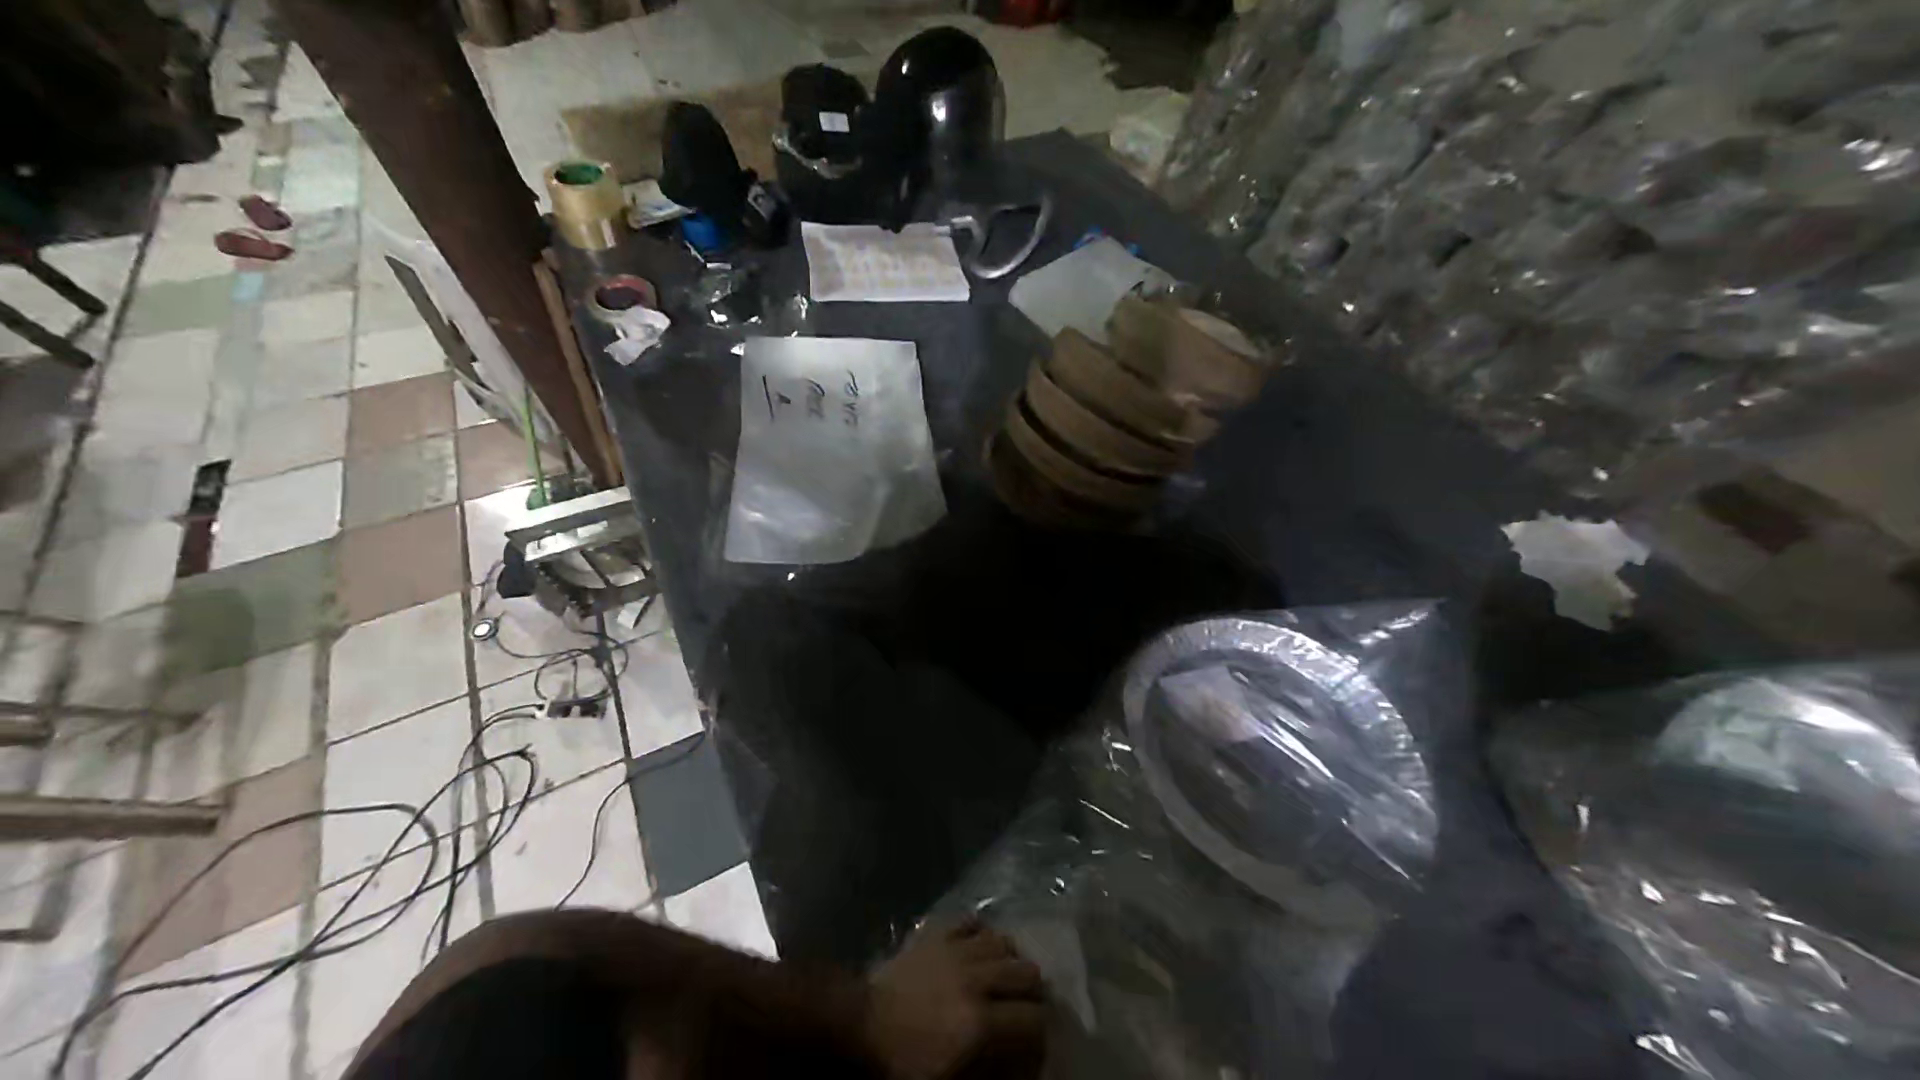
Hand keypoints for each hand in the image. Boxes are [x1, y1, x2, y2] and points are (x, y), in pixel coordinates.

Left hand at [862, 918, 1047, 1079]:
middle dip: (1032, 991)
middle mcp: (976, 979)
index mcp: (980, 1022)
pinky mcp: (936, 933)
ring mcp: (956, 950)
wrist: (861, 1025)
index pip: (1033, 1019)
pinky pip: (970, 920)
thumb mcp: (951, 1079)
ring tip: (1004, 973)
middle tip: (1024, 1005)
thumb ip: (992, 1067)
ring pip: (1003, 941)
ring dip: (1010, 958)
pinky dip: (980, 932)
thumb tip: (1021, 1059)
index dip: (1042, 1031)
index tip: (1036, 1041)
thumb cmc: (904, 1062)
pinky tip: (978, 946)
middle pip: (1026, 973)